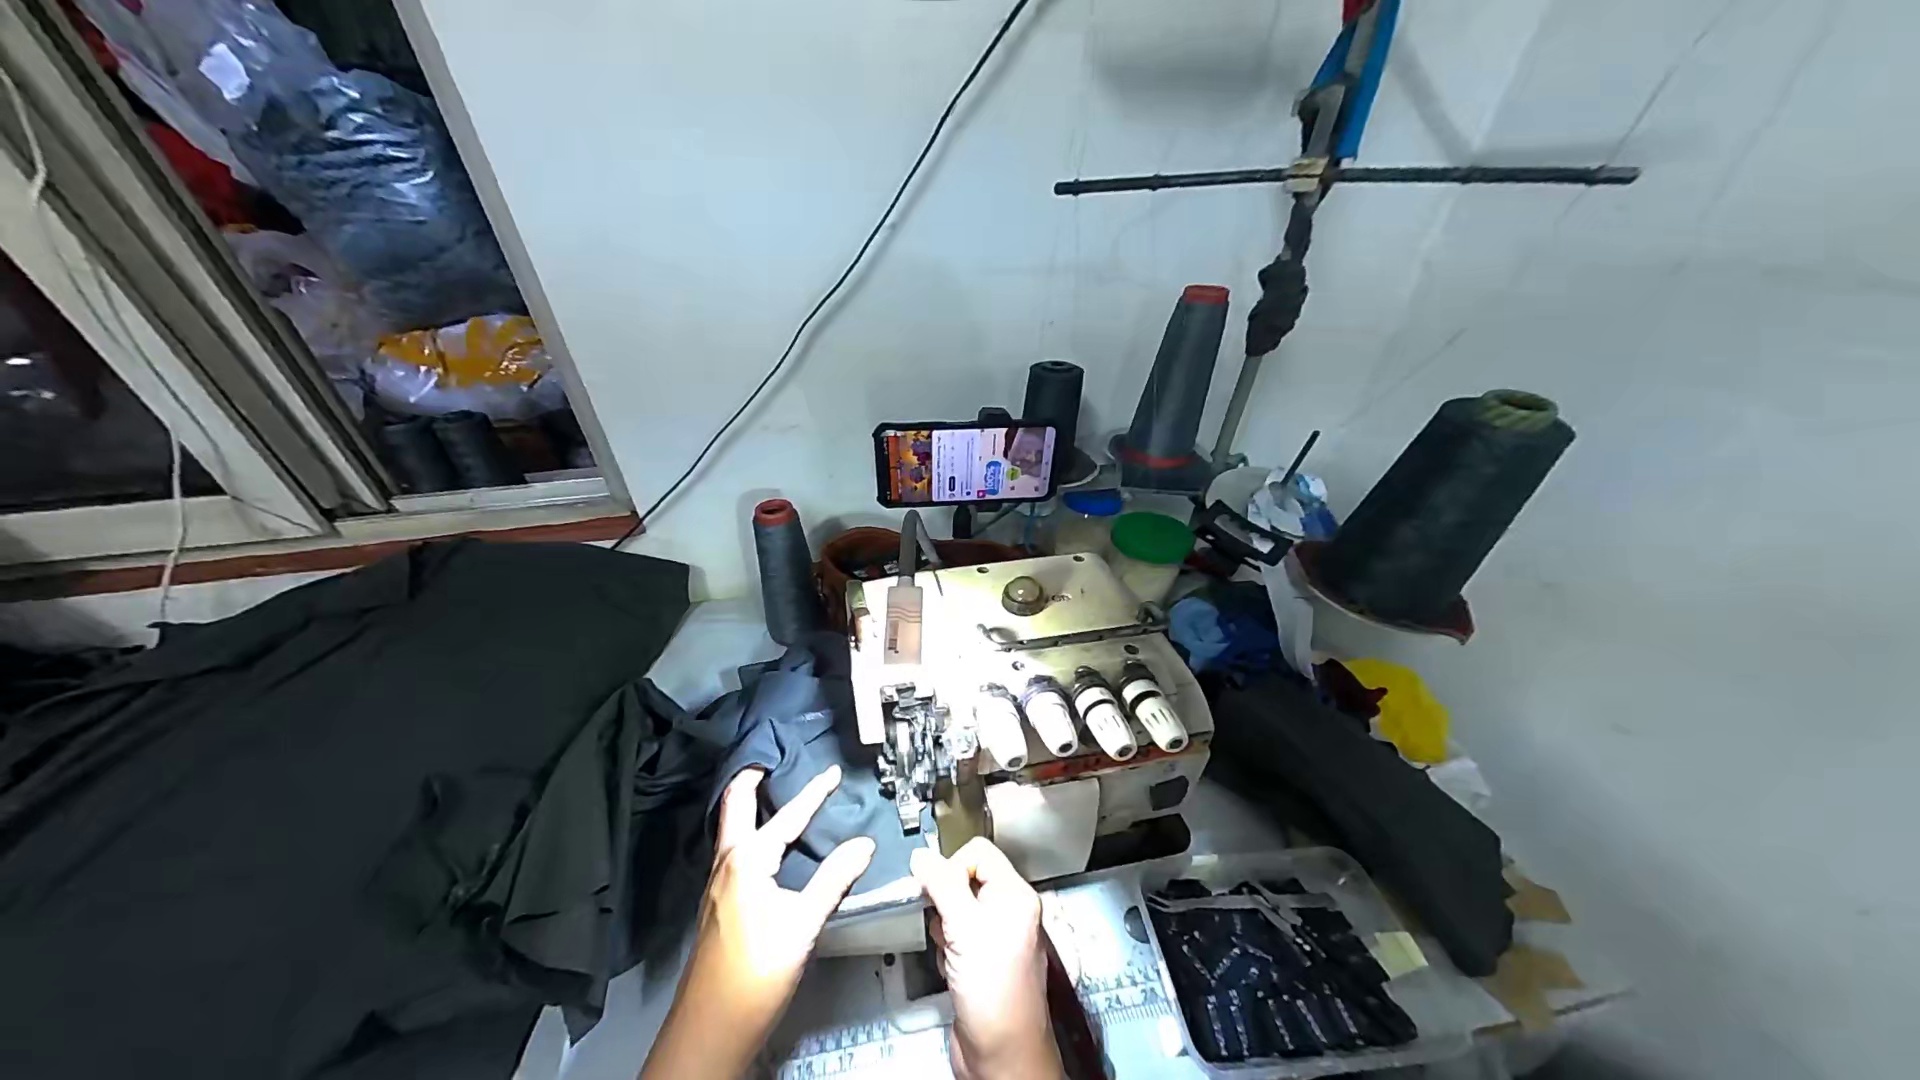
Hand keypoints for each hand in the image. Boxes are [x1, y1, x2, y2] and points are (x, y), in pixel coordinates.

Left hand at [641, 765, 874, 1079]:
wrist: (711, 1026)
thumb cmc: (755, 972)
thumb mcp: (803, 922)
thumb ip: (834, 878)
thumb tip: (863, 844)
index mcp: (748, 859)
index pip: (788, 815)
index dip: (814, 792)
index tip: (831, 772)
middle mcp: (727, 862)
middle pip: (737, 805)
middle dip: (753, 778)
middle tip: (772, 758)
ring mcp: (718, 881)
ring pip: (731, 826)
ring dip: (749, 803)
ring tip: (771, 788)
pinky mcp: (718, 900)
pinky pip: (733, 847)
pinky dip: (749, 829)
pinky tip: (766, 843)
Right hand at [911, 839, 1064, 1079]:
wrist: (1001, 1057)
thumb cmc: (997, 998)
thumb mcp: (965, 928)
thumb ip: (942, 885)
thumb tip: (922, 856)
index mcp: (1015, 895)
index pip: (978, 853)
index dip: (952, 865)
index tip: (937, 887)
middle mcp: (1008, 912)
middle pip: (964, 879)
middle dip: (945, 900)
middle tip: (945, 922)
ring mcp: (995, 937)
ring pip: (955, 909)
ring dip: (944, 927)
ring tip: (951, 949)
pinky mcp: (980, 960)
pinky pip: (954, 936)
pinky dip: (946, 948)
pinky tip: (951, 967)